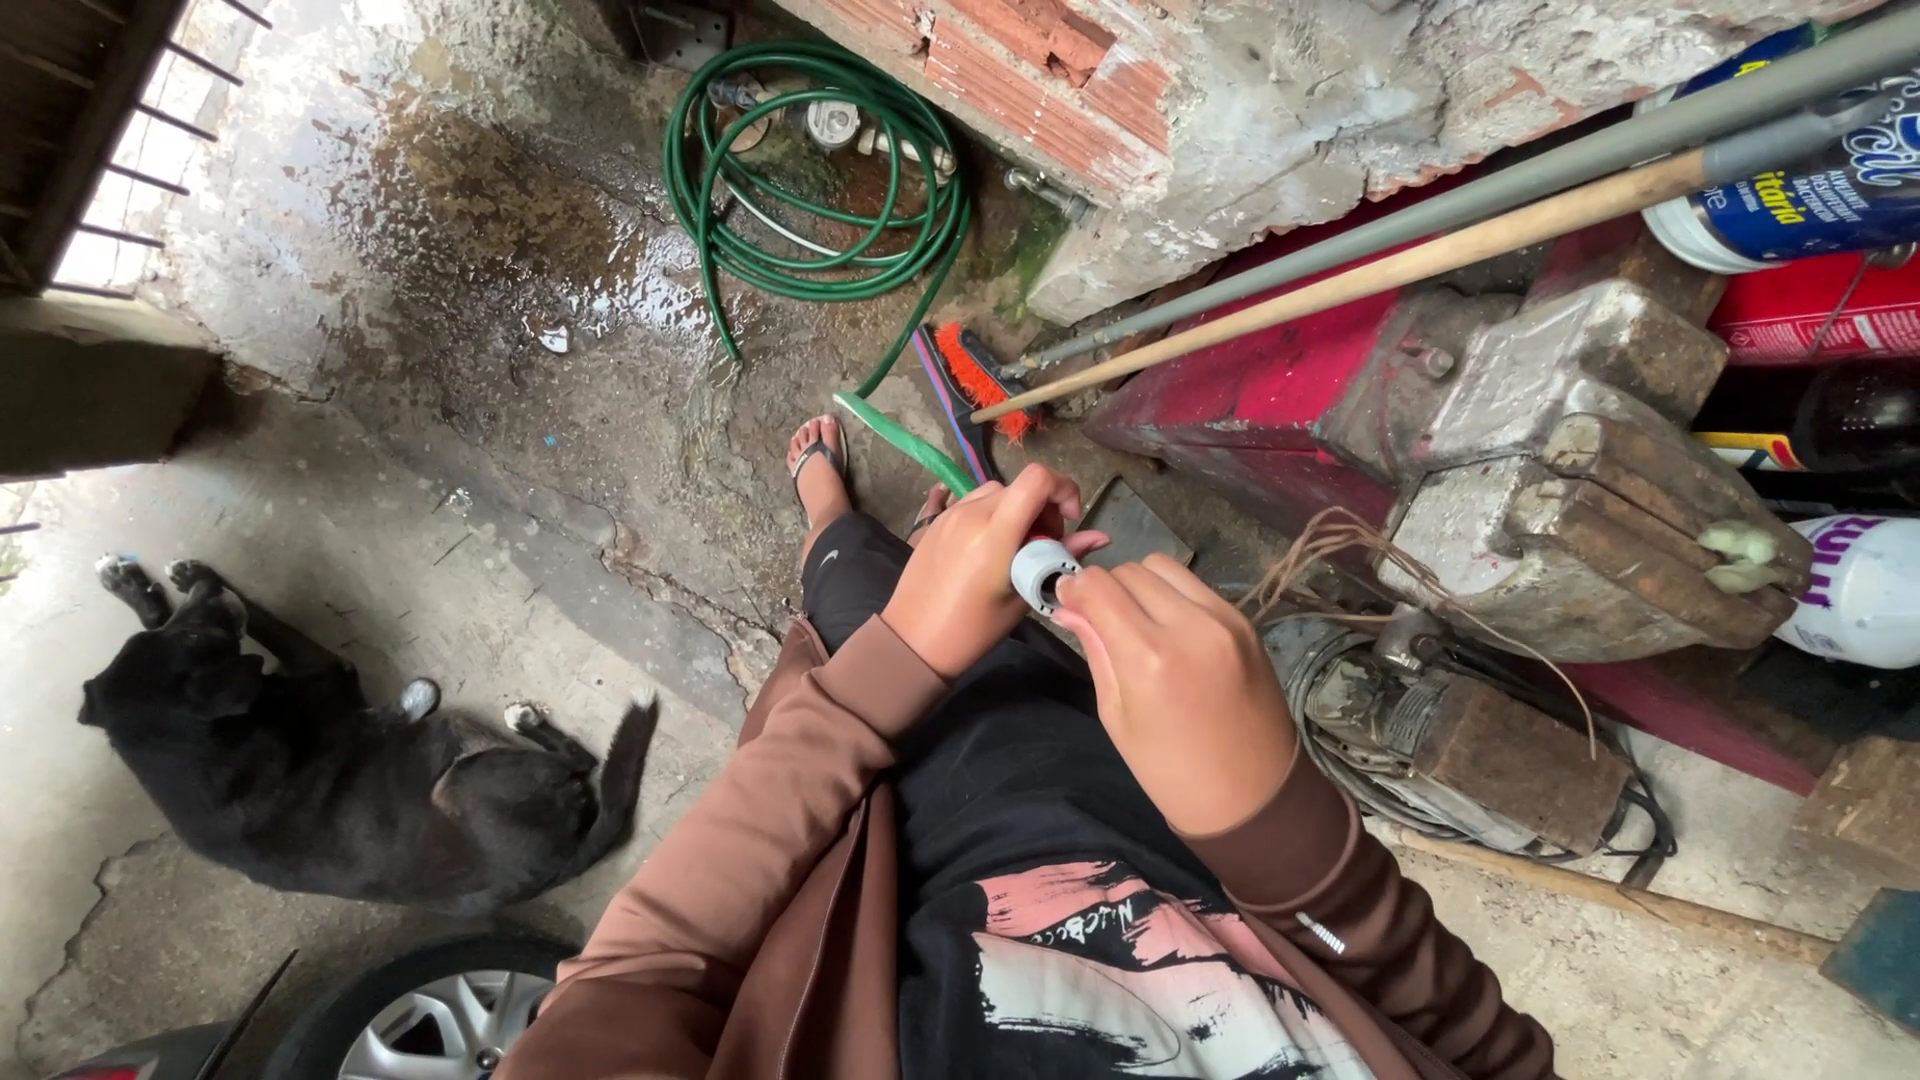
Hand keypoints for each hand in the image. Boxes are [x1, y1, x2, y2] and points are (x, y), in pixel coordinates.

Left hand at [881, 464, 1106, 679]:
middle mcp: (971, 514)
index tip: (1069, 520)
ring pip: (998, 491)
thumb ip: (1061, 560)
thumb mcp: (1023, 597)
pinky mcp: (937, 521)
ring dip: (1018, 508)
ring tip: (1019, 547)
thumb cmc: (973, 629)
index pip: (1037, 478)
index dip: (1064, 488)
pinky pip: (975, 502)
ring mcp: (950, 514)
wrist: (914, 640)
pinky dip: (995, 513)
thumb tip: (1101, 538)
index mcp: (994, 533)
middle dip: (1044, 507)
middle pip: (1021, 485)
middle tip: (1046, 545)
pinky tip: (992, 547)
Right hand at [1053, 555, 1297, 835]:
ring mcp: (1224, 619)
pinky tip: (1169, 627)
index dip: (1074, 588)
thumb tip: (1068, 606)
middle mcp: (1189, 625)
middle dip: (1105, 588)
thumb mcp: (1117, 716)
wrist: (1254, 796)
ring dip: (1139, 584)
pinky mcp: (1244, 622)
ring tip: (1136, 619)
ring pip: (1162, 566)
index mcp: (1149, 657)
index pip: (1098, 586)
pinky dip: (1171, 595)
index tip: (1066, 601)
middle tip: (1100, 618)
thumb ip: (1095, 649)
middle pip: (1129, 571)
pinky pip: (1195, 585)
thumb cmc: (1170, 770)